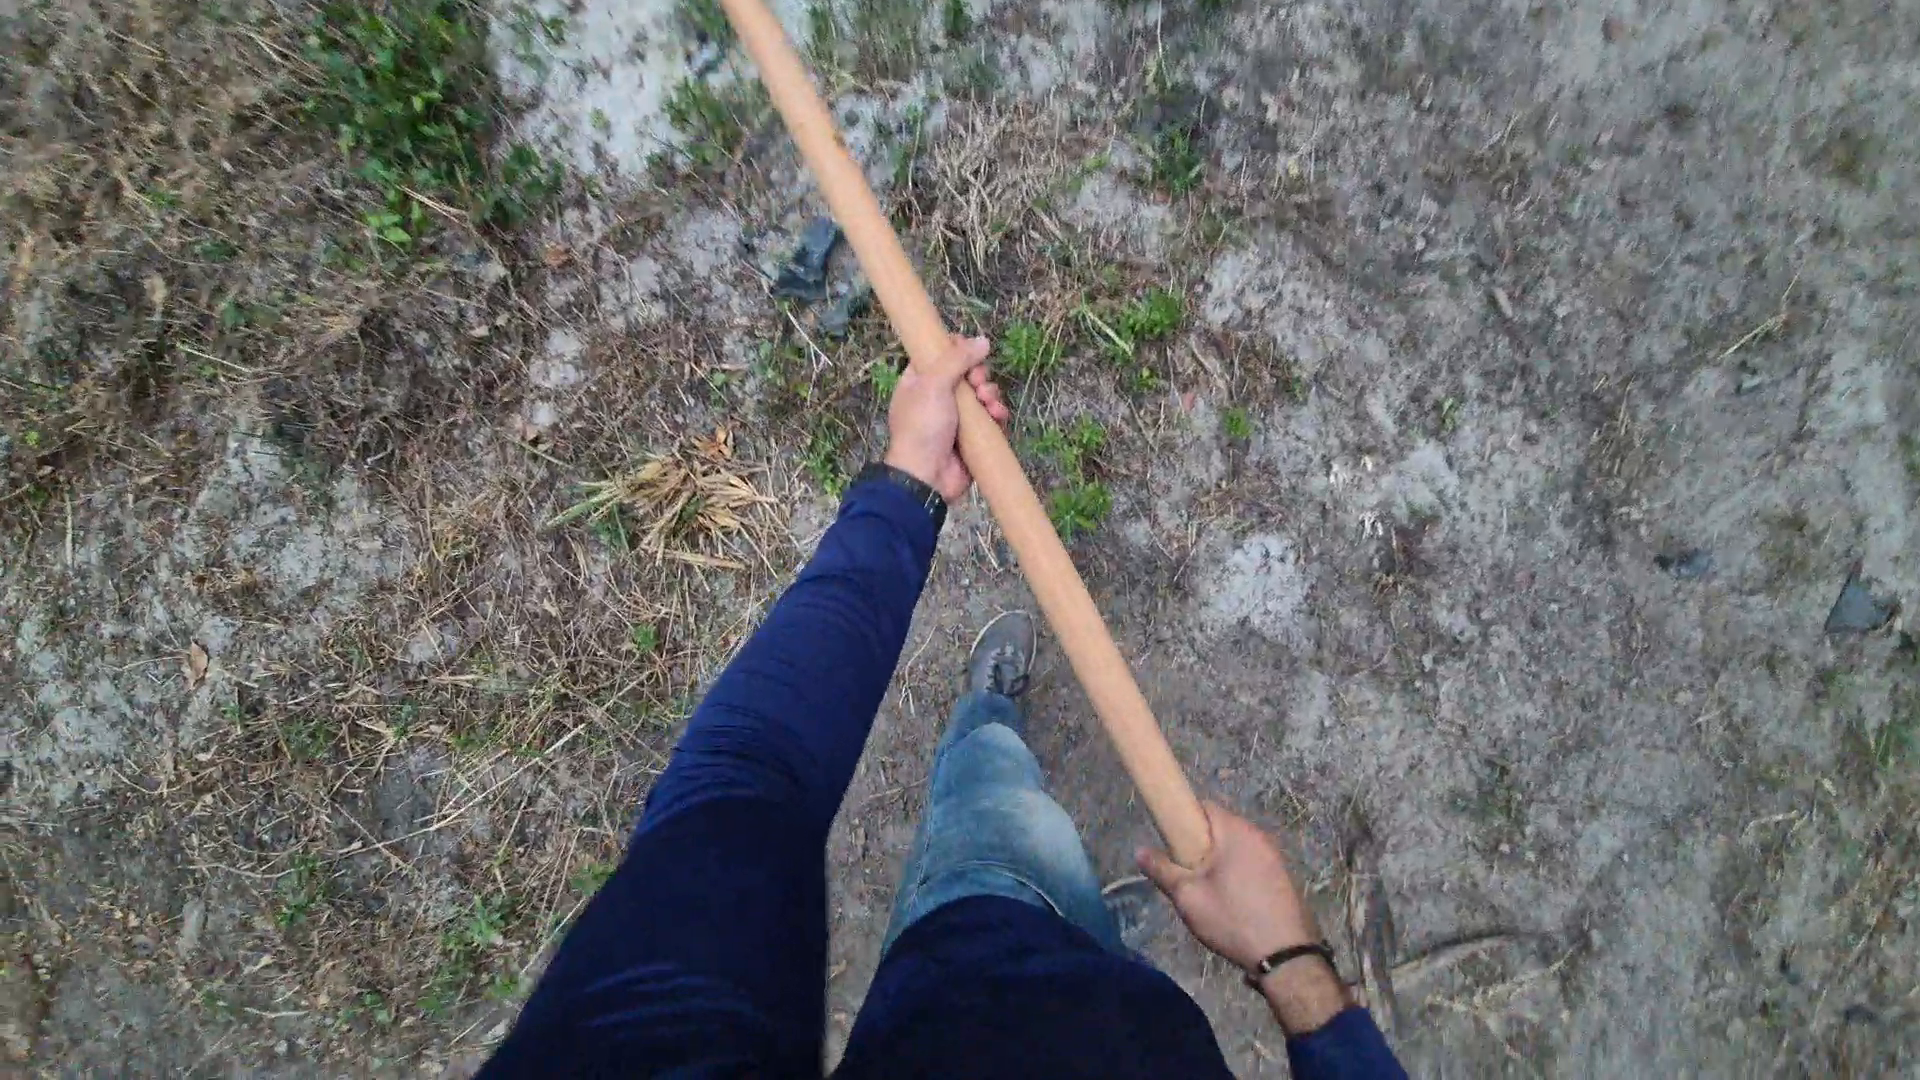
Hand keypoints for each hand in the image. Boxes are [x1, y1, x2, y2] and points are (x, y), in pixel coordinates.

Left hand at [882, 335, 1008, 502]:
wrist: (927, 476)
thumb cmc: (922, 426)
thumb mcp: (933, 384)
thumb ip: (957, 359)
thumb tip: (983, 340)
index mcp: (919, 382)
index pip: (939, 356)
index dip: (956, 350)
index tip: (968, 351)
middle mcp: (937, 398)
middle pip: (966, 374)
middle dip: (979, 375)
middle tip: (977, 384)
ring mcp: (956, 419)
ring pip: (982, 396)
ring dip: (990, 395)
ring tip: (988, 403)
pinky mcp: (973, 437)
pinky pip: (991, 419)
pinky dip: (997, 415)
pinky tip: (998, 415)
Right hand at [1138, 802, 1347, 1034]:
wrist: (1288, 959)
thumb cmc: (1233, 919)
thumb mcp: (1188, 896)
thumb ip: (1162, 870)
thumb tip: (1140, 851)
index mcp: (1236, 830)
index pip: (1203, 806)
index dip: (1183, 819)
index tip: (1172, 843)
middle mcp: (1259, 835)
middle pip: (1220, 827)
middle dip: (1201, 844)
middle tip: (1188, 873)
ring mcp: (1276, 856)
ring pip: (1236, 847)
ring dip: (1220, 861)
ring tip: (1208, 891)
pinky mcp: (1285, 877)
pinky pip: (1253, 863)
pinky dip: (1239, 873)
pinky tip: (1233, 902)